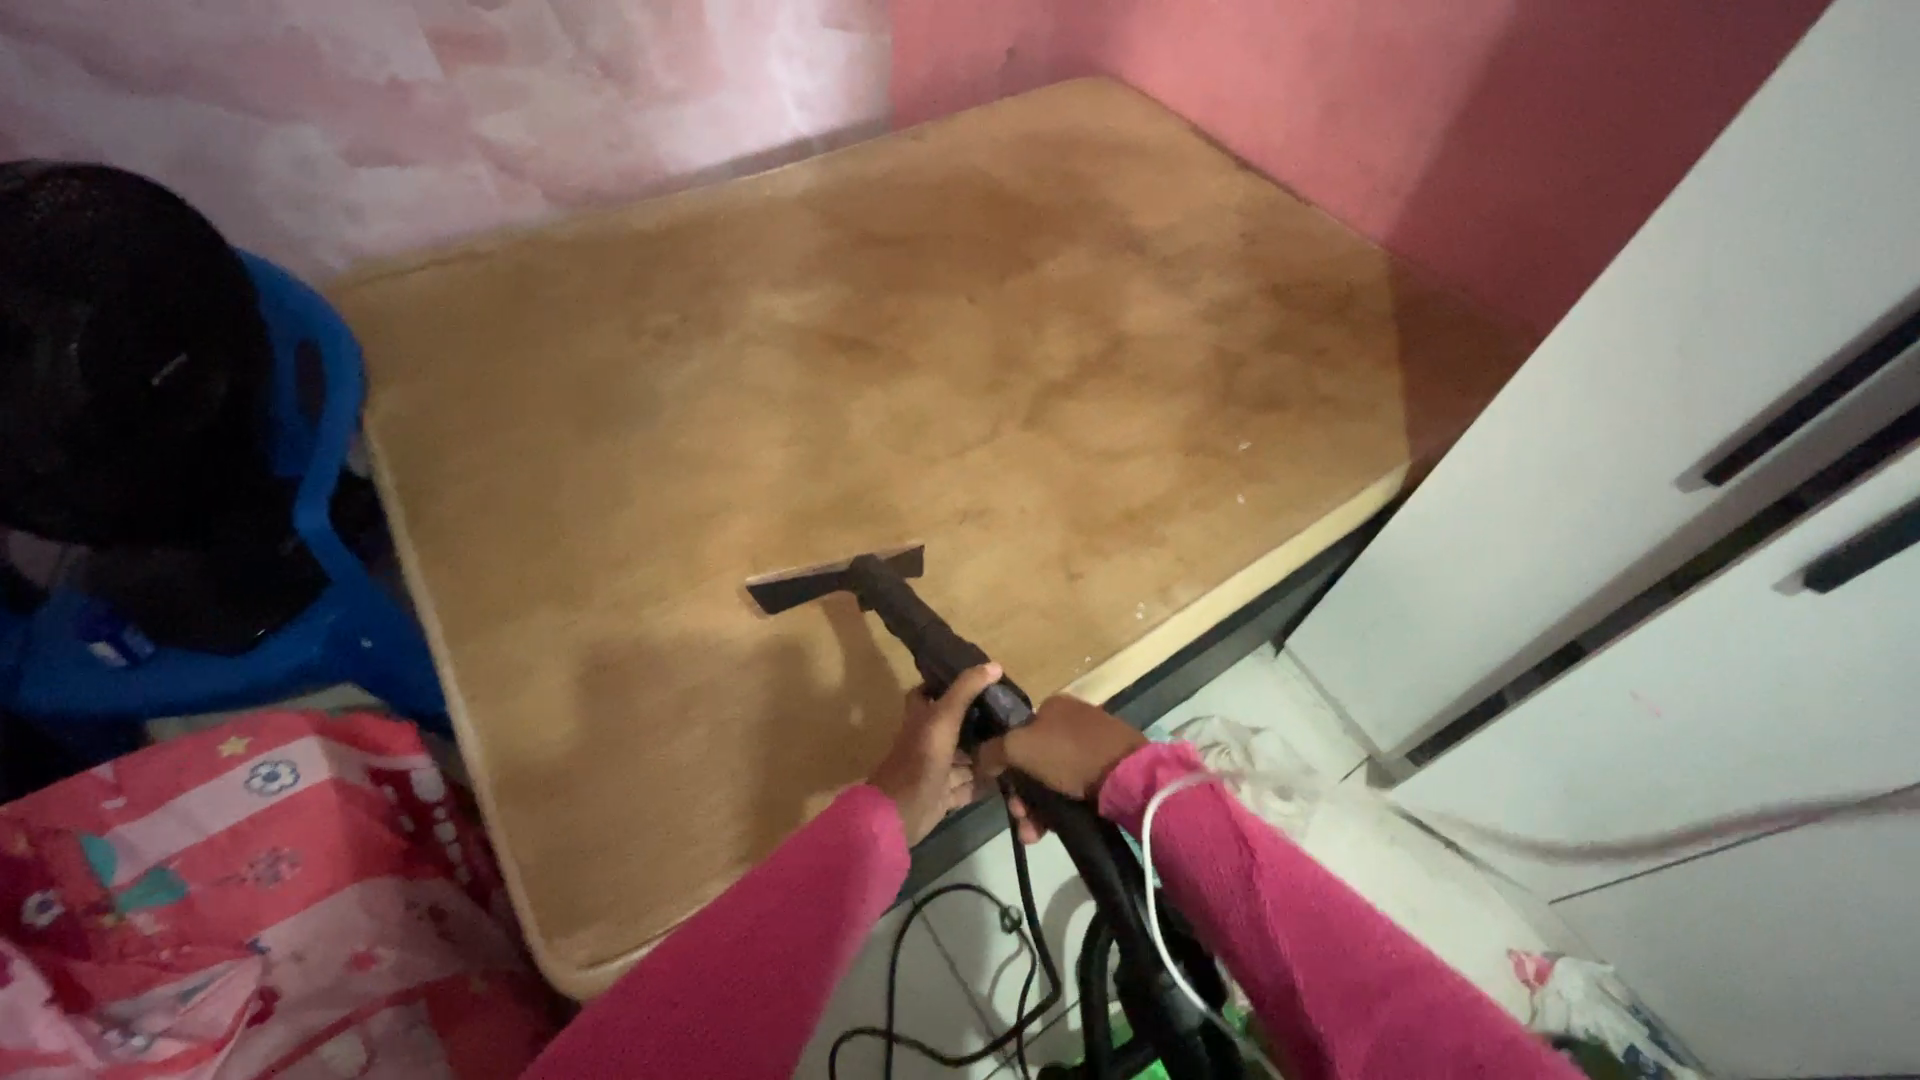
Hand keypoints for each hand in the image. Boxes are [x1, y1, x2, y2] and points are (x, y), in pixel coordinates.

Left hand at [867, 664, 1001, 844]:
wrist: (901, 812)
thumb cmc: (921, 758)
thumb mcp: (944, 717)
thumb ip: (966, 690)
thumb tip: (994, 665)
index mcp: (921, 718)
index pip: (929, 692)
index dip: (947, 684)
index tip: (977, 680)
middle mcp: (928, 740)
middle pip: (954, 726)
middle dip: (978, 722)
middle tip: (1010, 714)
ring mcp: (936, 769)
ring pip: (964, 758)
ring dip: (985, 754)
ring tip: (1017, 744)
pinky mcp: (944, 794)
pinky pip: (968, 786)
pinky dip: (984, 783)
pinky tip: (1008, 776)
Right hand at [975, 694, 1147, 843]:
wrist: (1127, 777)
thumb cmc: (1069, 754)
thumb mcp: (1019, 748)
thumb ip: (991, 751)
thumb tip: (979, 759)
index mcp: (1052, 705)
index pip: (1016, 732)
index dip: (1005, 763)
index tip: (1004, 791)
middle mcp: (1072, 721)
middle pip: (1032, 761)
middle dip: (1020, 794)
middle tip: (1020, 817)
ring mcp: (1092, 745)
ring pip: (1050, 779)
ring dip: (1035, 808)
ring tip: (1032, 834)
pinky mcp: (1107, 769)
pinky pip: (1072, 788)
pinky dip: (1057, 809)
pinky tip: (1049, 830)